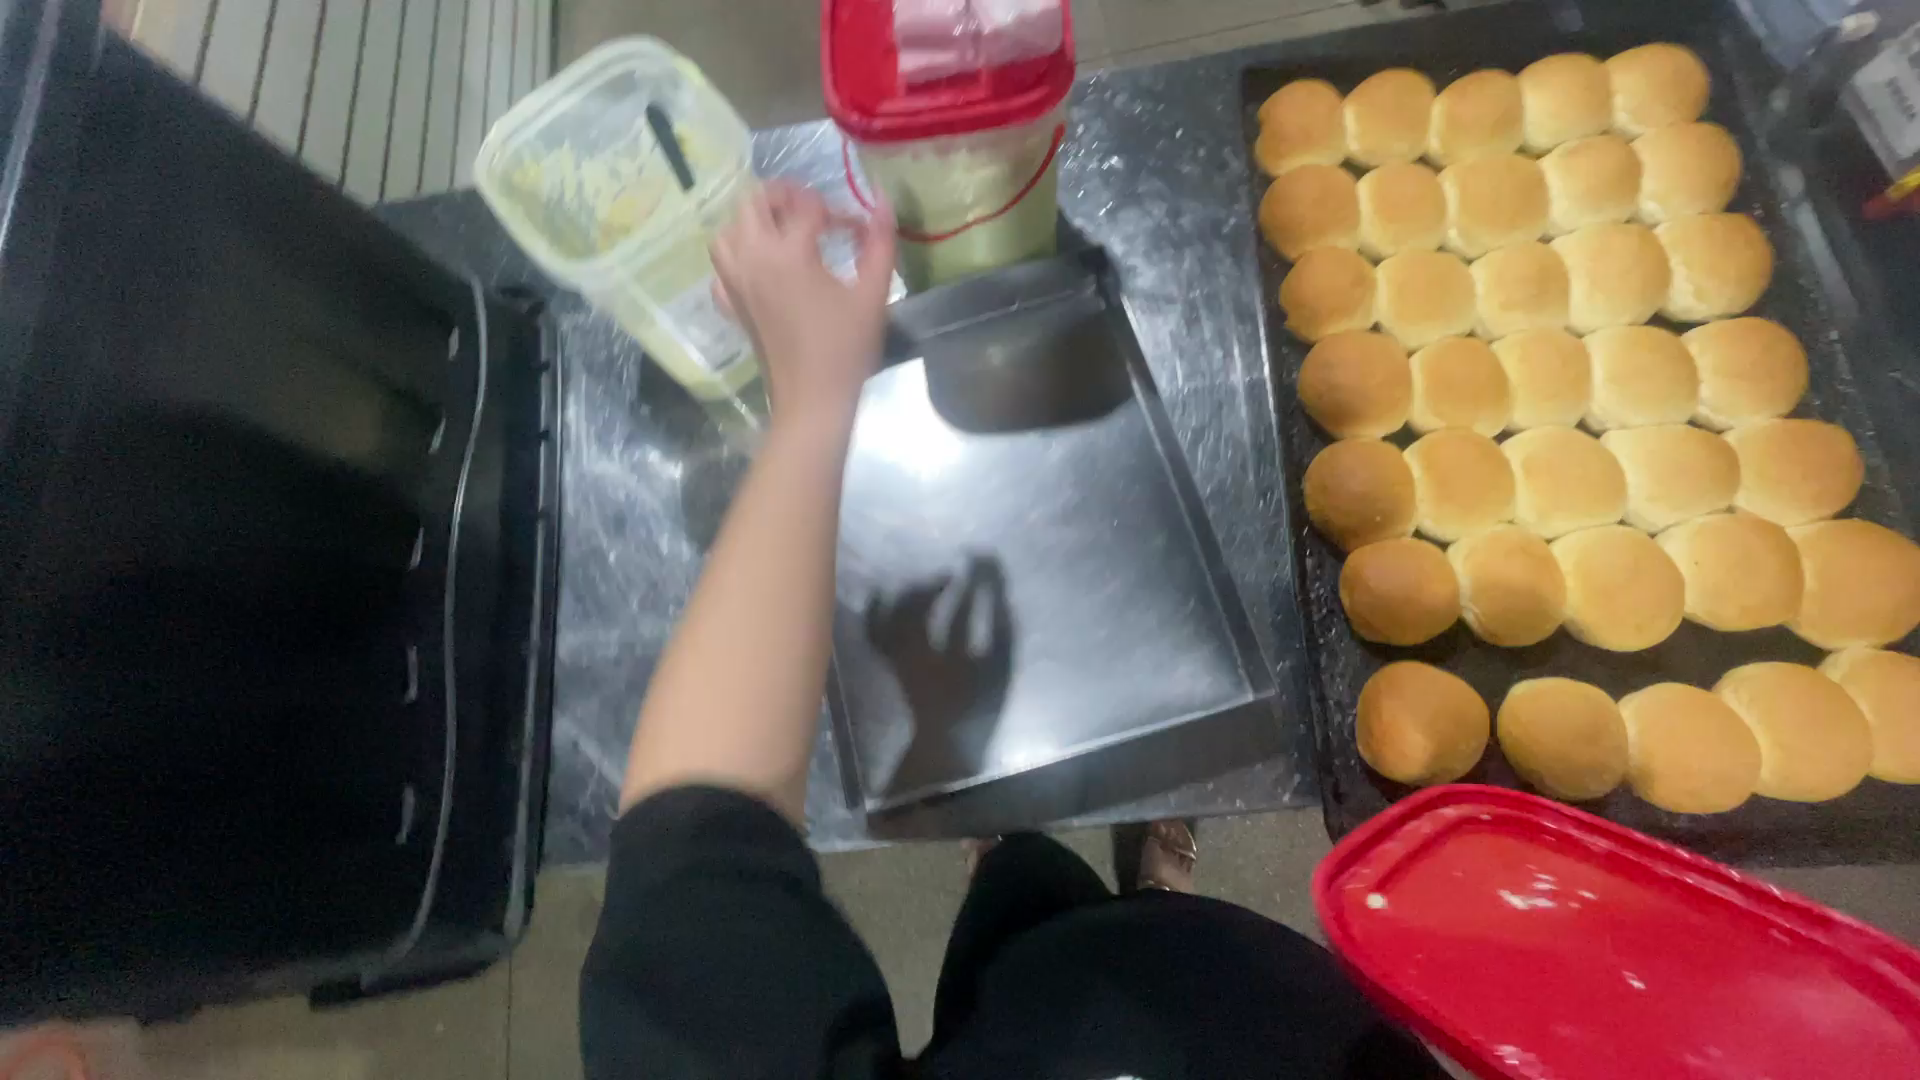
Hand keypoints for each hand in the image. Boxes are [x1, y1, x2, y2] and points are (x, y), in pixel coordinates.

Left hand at [711, 180, 895, 427]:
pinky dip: (736, 257)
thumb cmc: (846, 349)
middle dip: (784, 197)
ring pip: (729, 229)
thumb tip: (883, 201)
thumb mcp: (873, 295)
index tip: (854, 229)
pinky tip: (758, 266)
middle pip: (754, 203)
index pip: (808, 207)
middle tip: (812, 212)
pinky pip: (721, 267)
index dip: (834, 211)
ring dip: (754, 221)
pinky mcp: (732, 305)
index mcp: (788, 252)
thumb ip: (880, 243)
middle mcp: (753, 258)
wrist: (812, 399)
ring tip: (781, 231)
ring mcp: (736, 282)